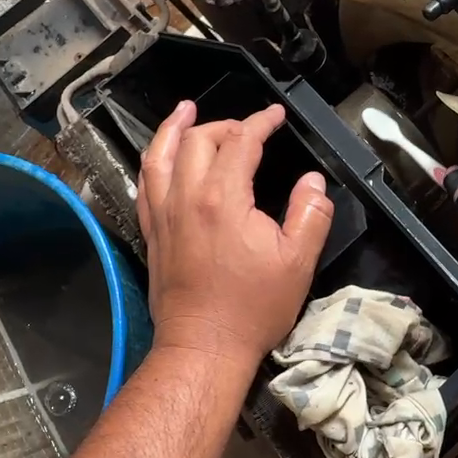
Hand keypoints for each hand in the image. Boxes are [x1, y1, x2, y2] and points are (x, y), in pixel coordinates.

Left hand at [136, 101, 335, 367]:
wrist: (204, 347)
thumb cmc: (253, 307)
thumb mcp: (298, 262)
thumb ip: (310, 215)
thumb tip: (313, 181)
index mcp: (223, 199)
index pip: (241, 143)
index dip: (260, 122)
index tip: (277, 114)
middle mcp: (187, 198)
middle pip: (198, 141)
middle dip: (225, 124)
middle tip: (248, 127)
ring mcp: (164, 216)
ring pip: (160, 156)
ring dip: (174, 129)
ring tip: (184, 110)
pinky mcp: (153, 234)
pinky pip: (145, 185)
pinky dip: (154, 162)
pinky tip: (162, 158)